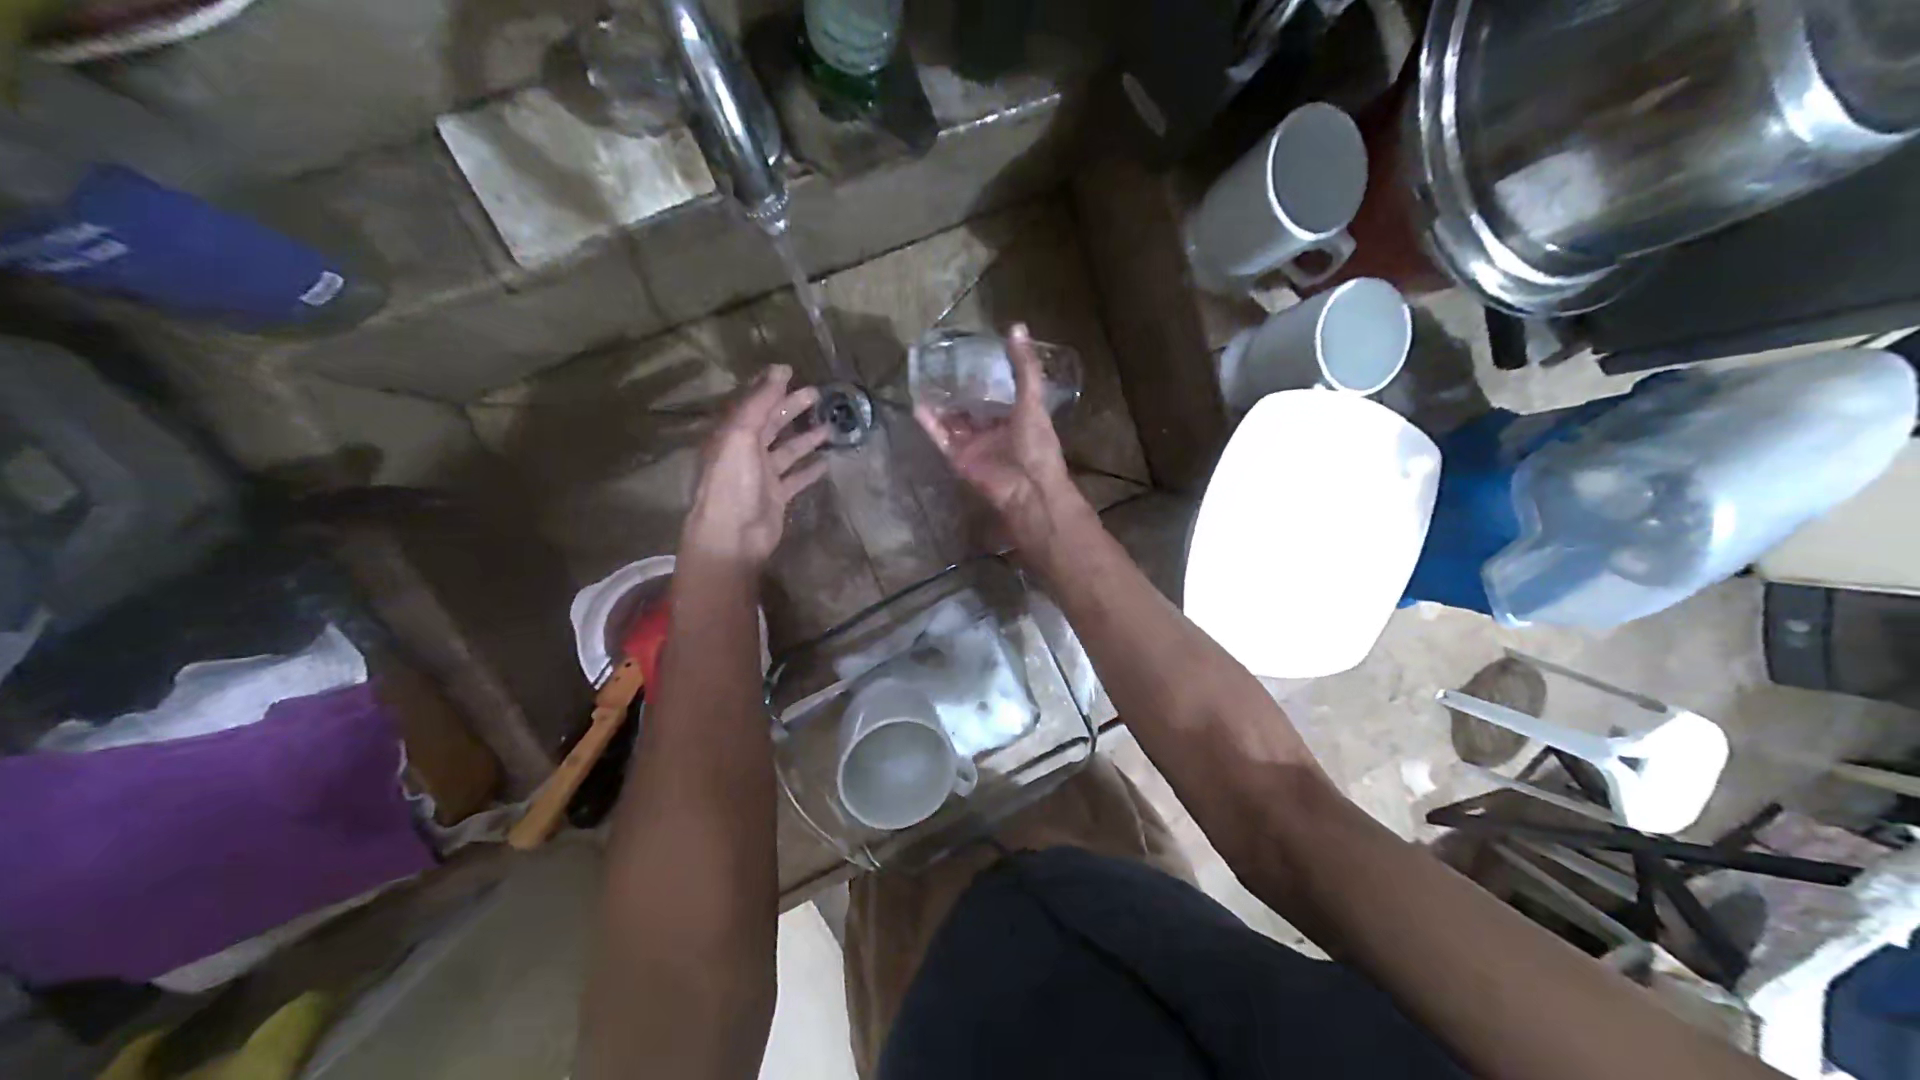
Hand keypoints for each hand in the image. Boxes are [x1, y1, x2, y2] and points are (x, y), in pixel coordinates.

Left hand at [680, 365, 830, 568]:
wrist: (733, 535)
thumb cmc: (733, 482)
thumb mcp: (742, 435)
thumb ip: (760, 403)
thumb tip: (780, 370)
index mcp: (731, 434)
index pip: (751, 404)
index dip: (769, 387)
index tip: (792, 372)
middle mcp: (744, 452)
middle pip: (770, 423)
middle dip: (792, 407)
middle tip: (818, 395)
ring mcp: (761, 475)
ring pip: (786, 450)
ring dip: (805, 437)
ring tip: (829, 426)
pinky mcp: (775, 496)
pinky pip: (795, 477)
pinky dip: (809, 469)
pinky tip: (827, 462)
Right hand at [915, 324, 1088, 549]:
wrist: (1027, 488)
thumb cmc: (1036, 444)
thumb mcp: (1033, 399)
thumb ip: (1024, 367)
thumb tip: (1017, 327)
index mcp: (1015, 416)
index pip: (997, 391)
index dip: (985, 374)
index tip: (970, 352)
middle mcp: (993, 429)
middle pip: (971, 406)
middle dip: (958, 388)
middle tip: (940, 363)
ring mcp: (974, 444)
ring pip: (952, 420)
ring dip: (940, 402)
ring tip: (923, 379)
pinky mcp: (958, 458)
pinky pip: (941, 437)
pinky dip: (929, 423)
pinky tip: (917, 404)